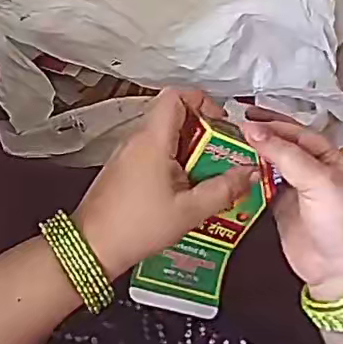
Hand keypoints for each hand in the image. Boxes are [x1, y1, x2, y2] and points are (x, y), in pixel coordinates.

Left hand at [73, 90, 256, 275]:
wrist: (92, 247)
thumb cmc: (136, 227)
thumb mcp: (190, 211)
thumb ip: (224, 189)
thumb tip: (249, 174)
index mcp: (152, 140)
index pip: (176, 96)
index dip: (203, 102)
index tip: (222, 124)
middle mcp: (137, 141)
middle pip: (175, 117)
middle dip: (204, 133)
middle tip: (222, 157)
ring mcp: (128, 155)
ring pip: (166, 138)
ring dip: (191, 152)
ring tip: (208, 178)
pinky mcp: (124, 170)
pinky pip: (154, 155)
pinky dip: (174, 165)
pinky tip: (185, 192)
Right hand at [241, 117, 342, 301]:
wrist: (341, 274)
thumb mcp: (319, 181)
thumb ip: (285, 154)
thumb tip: (256, 131)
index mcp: (329, 159)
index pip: (296, 132)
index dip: (272, 123)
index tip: (246, 118)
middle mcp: (313, 172)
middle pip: (281, 146)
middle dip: (259, 135)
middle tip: (233, 126)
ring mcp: (296, 191)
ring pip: (269, 165)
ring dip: (251, 156)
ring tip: (229, 145)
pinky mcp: (281, 210)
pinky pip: (260, 188)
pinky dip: (247, 180)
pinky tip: (235, 172)